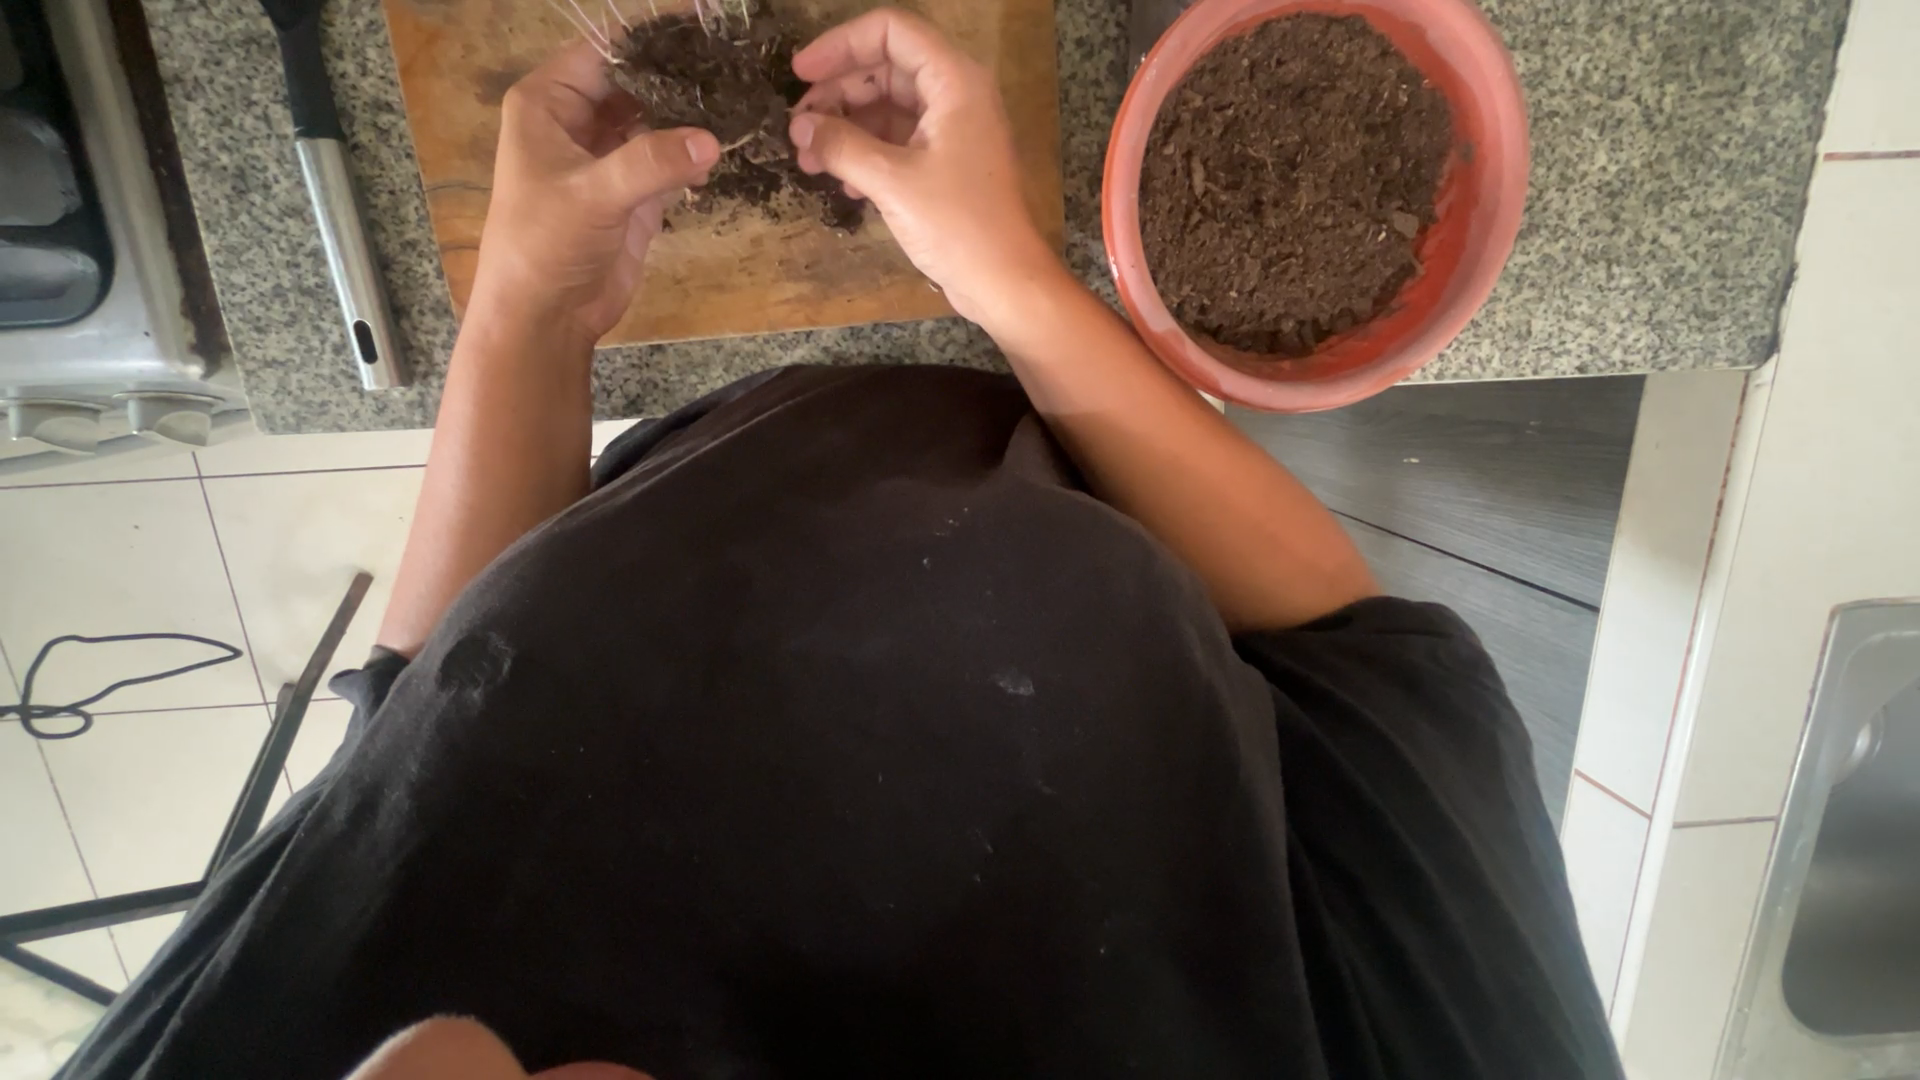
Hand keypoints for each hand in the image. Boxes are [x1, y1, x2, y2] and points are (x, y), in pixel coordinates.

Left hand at [472, 41, 721, 348]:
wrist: (548, 313)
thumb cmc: (546, 243)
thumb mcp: (593, 195)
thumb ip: (652, 163)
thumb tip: (714, 138)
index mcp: (550, 103)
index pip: (605, 52)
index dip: (652, 37)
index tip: (704, 27)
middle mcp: (579, 124)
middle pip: (636, 85)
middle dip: (679, 78)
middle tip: (732, 66)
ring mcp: (610, 162)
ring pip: (656, 125)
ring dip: (690, 119)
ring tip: (738, 101)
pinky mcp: (635, 198)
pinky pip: (669, 165)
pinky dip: (694, 158)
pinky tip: (725, 148)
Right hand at [788, 9, 1059, 324]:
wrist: (1002, 281)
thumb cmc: (957, 226)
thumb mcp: (893, 182)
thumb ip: (842, 147)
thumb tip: (800, 127)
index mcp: (953, 81)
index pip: (890, 33)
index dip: (841, 46)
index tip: (801, 73)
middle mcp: (956, 97)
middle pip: (885, 71)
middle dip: (838, 96)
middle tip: (798, 129)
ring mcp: (952, 134)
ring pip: (889, 112)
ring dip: (847, 131)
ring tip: (809, 160)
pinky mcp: (947, 168)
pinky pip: (899, 145)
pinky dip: (868, 157)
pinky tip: (843, 184)